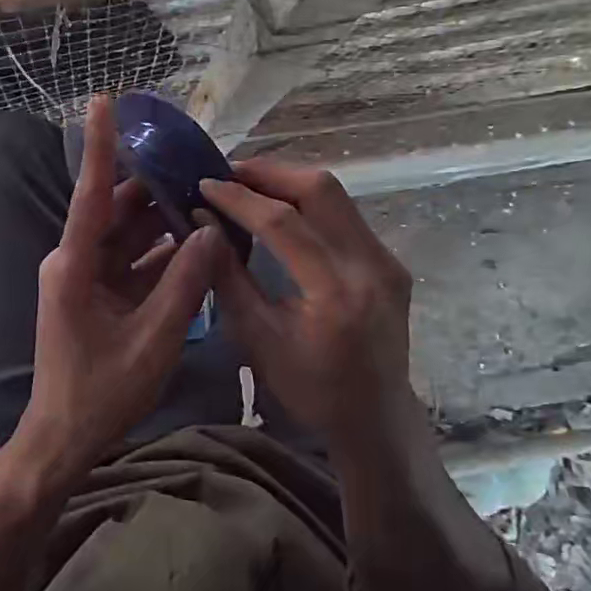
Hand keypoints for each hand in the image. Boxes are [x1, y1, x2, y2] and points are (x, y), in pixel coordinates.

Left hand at [15, 96, 224, 474]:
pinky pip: (132, 263)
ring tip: (207, 199)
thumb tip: (214, 232)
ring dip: (163, 222)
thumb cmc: (101, 391)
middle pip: (117, 211)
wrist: (64, 437)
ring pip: (128, 236)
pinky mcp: (97, 297)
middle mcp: (75, 261)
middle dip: (155, 189)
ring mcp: (85, 279)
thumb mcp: (153, 337)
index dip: (98, 144)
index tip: (103, 100)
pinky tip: (198, 246)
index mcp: (74, 264)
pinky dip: (161, 255)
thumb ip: (185, 282)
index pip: (90, 192)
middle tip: (199, 166)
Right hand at [199, 161, 416, 438]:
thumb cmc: (310, 389)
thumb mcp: (256, 339)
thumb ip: (228, 277)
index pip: (283, 223)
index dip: (239, 198)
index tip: (204, 184)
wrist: (376, 417)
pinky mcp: (389, 260)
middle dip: (268, 173)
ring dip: (287, 182)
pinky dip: (306, 201)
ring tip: (246, 185)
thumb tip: (202, 222)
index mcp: (335, 293)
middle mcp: (371, 266)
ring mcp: (386, 259)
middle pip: (320, 190)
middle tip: (227, 173)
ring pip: (336, 195)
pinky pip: (344, 213)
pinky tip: (278, 208)